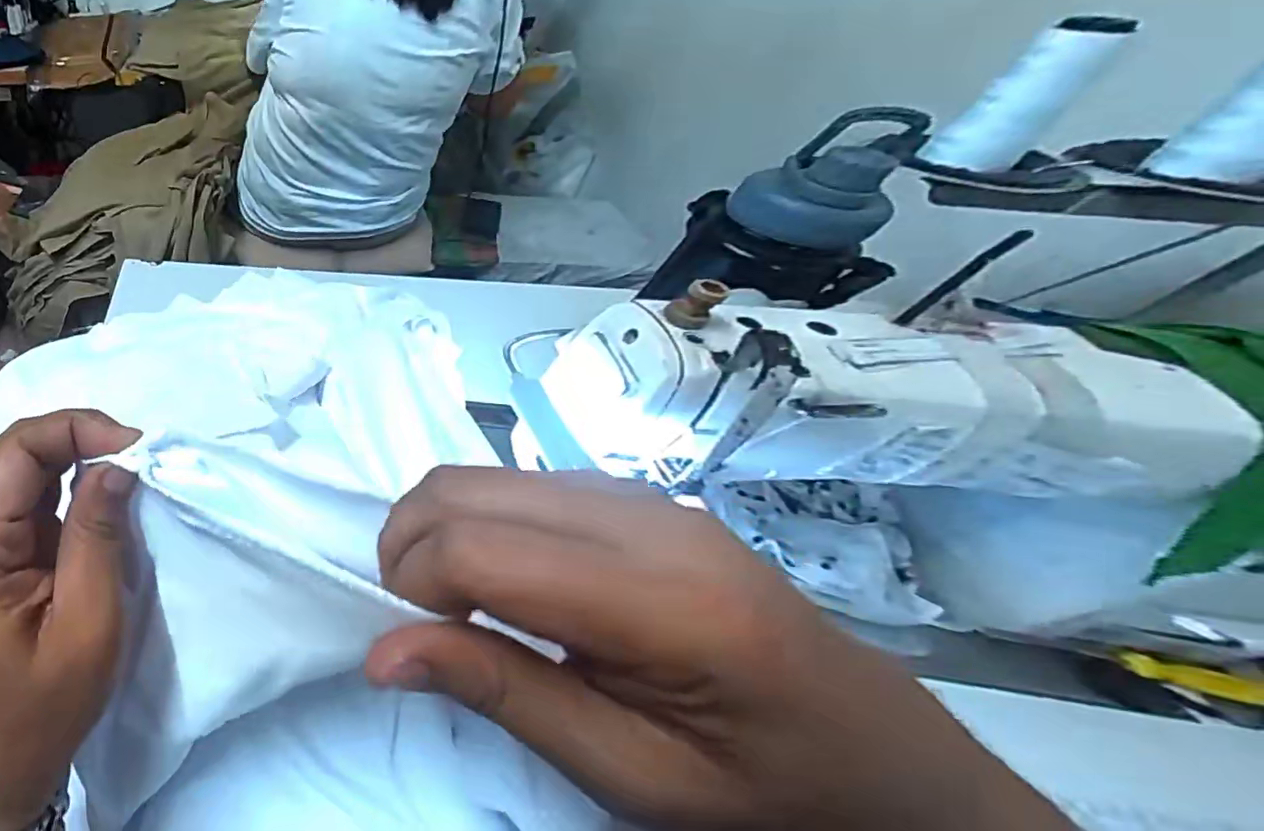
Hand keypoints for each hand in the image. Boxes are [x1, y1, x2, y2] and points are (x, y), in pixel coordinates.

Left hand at [0, 411, 140, 829]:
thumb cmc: (44, 704)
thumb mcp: (87, 624)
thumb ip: (97, 535)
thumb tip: (117, 463)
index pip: (17, 449)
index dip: (76, 428)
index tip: (133, 446)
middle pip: (16, 448)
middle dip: (79, 434)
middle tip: (136, 452)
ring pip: (24, 465)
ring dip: (77, 453)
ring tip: (127, 465)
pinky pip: (31, 494)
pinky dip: (71, 480)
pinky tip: (102, 490)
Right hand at [365, 467, 1073, 830]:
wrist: (881, 749)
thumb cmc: (765, 789)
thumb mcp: (634, 778)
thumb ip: (504, 695)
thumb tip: (383, 652)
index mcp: (660, 599)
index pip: (482, 551)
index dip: (413, 586)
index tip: (406, 641)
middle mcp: (642, 516)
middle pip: (465, 489)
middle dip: (406, 544)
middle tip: (415, 620)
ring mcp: (639, 492)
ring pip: (482, 474)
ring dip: (435, 528)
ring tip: (451, 602)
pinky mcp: (632, 490)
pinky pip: (518, 483)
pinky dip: (477, 519)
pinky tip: (502, 578)